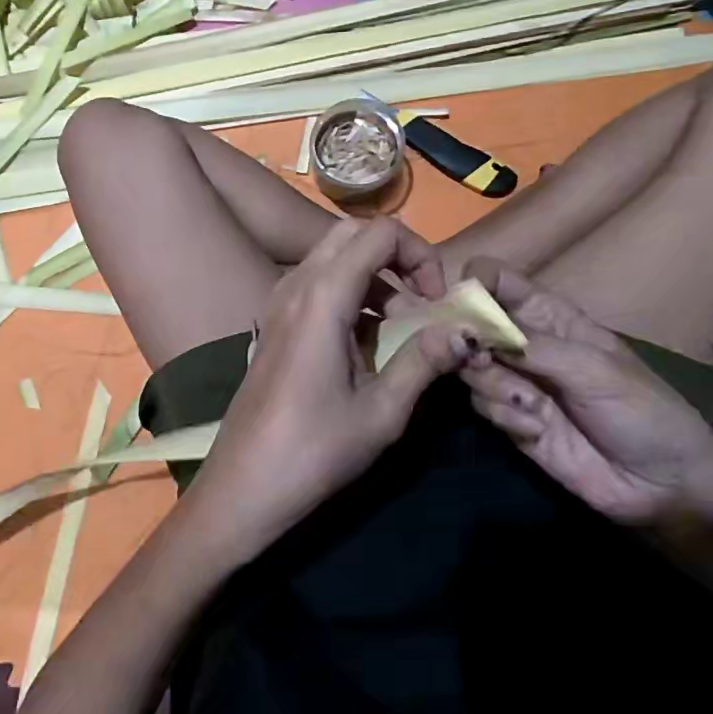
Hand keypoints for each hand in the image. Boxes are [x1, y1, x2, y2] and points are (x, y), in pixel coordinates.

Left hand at [183, 219, 471, 557]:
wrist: (244, 482)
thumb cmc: (315, 449)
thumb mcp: (382, 410)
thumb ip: (425, 359)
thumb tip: (468, 329)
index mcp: (322, 295)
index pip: (379, 231)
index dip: (420, 253)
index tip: (439, 300)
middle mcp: (296, 283)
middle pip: (354, 233)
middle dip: (398, 256)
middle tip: (424, 303)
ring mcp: (279, 299)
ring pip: (335, 256)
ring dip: (375, 276)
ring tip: (402, 329)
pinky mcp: (275, 320)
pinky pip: (318, 282)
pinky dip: (351, 292)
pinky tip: (366, 342)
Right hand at [460, 259, 712, 526]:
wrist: (665, 484)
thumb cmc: (642, 410)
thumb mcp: (594, 369)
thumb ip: (534, 346)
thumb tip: (475, 330)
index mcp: (549, 316)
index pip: (497, 281)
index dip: (473, 286)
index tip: (460, 307)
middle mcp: (524, 344)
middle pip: (470, 327)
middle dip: (471, 345)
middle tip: (482, 363)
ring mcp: (515, 382)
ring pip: (471, 370)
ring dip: (495, 388)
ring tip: (533, 408)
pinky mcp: (510, 419)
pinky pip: (483, 407)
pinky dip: (506, 417)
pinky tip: (537, 430)